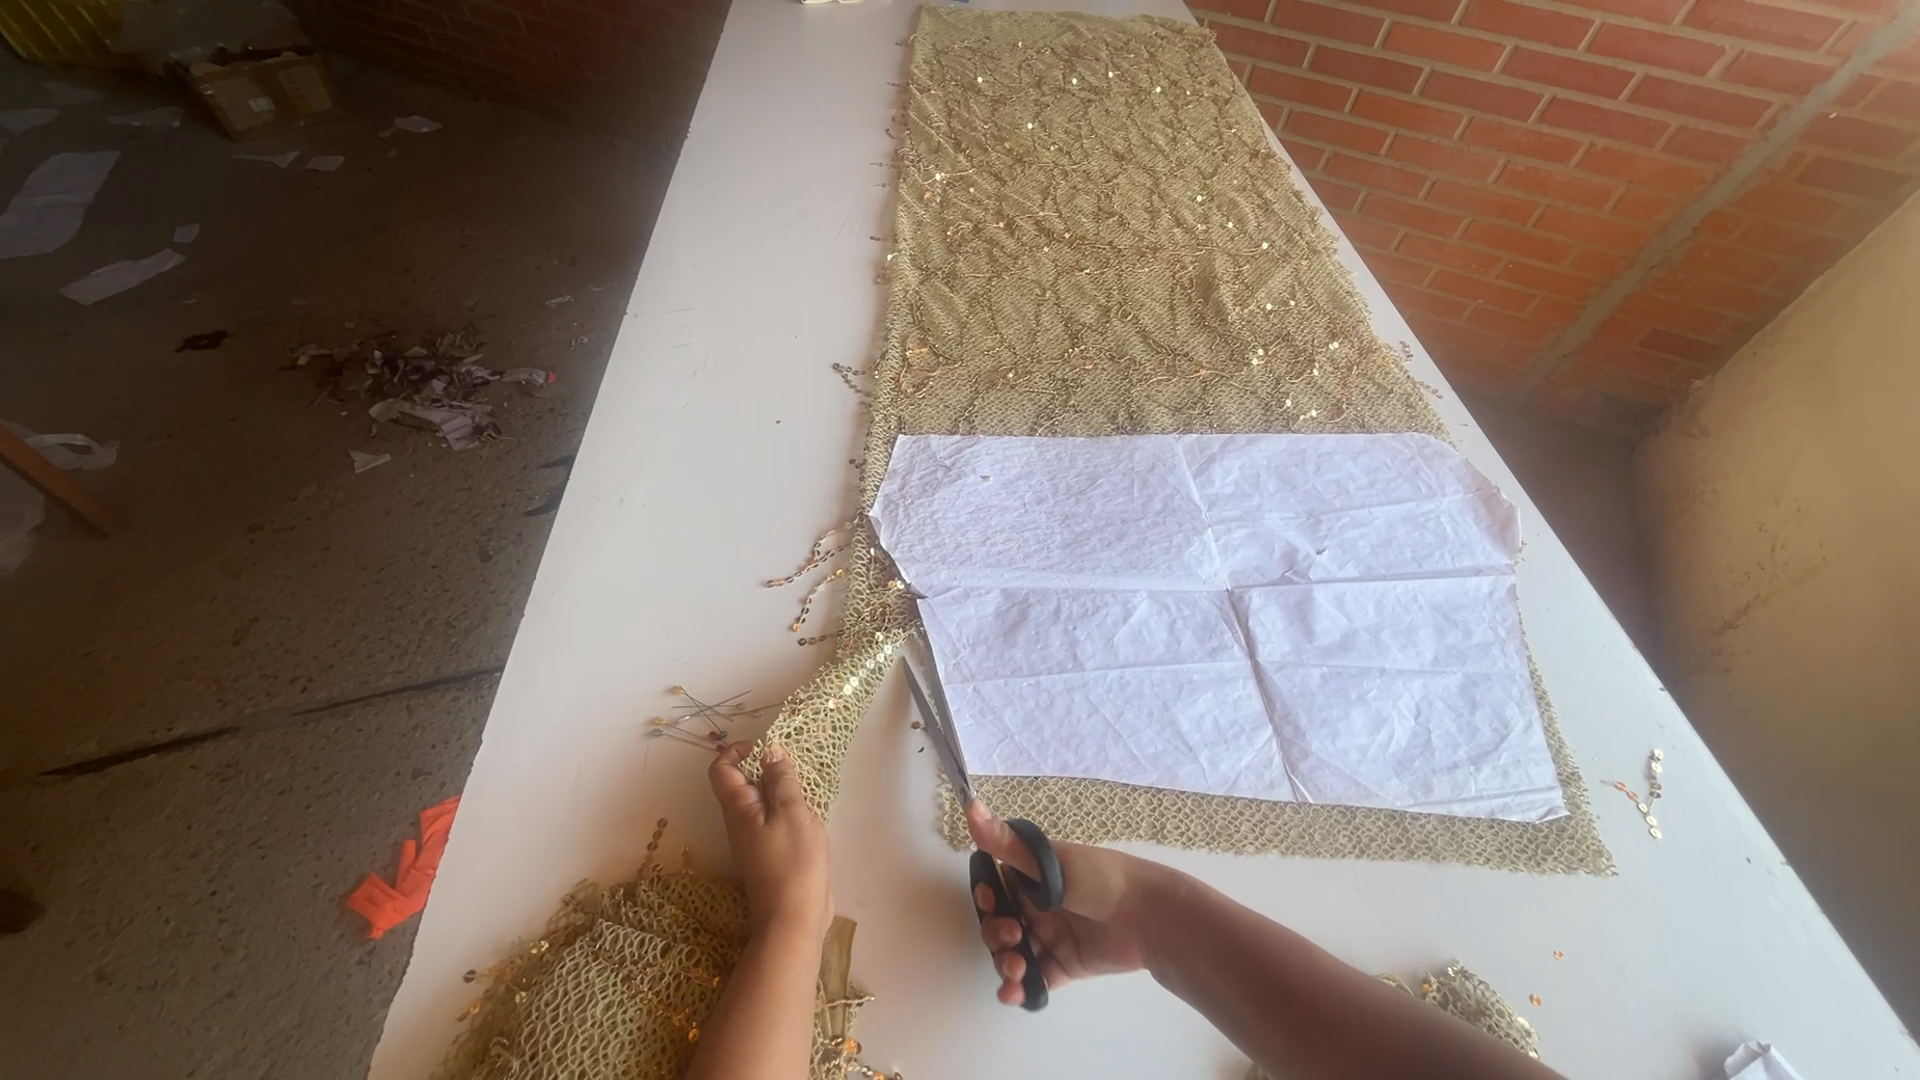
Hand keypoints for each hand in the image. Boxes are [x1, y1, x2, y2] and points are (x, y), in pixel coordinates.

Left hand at [708, 742, 832, 941]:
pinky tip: (811, 815)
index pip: (721, 769)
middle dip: (766, 768)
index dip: (737, 750)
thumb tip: (769, 752)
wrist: (794, 918)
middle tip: (795, 768)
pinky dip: (789, 810)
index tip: (766, 748)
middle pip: (743, 783)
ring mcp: (754, 839)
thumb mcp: (792, 811)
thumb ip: (781, 780)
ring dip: (781, 789)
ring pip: (761, 802)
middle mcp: (739, 822)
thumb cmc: (793, 861)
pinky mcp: (770, 853)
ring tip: (806, 791)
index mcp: (738, 808)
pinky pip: (774, 820)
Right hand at [967, 800, 1170, 1006]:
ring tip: (1017, 968)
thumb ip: (1006, 842)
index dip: (986, 898)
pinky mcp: (1065, 964)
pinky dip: (1021, 988)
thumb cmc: (1099, 878)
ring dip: (1006, 962)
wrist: (1148, 916)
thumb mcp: (1050, 859)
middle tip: (1012, 936)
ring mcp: (1051, 936)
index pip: (996, 887)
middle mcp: (1039, 905)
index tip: (988, 902)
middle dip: (996, 934)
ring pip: (1014, 953)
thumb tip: (969, 804)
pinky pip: (1036, 979)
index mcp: (1033, 875)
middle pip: (1000, 923)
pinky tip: (1013, 994)